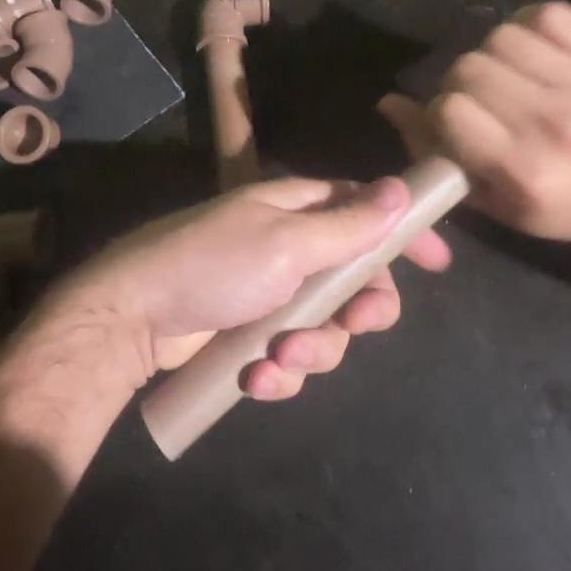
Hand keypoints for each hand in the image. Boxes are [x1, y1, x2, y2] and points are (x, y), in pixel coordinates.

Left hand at [58, 177, 450, 400]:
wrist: (132, 317)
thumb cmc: (211, 265)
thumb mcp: (285, 243)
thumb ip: (347, 225)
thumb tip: (400, 189)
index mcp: (297, 209)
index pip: (365, 207)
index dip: (403, 231)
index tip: (438, 263)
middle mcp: (289, 247)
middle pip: (355, 278)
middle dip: (358, 309)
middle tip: (356, 325)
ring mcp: (269, 294)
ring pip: (326, 327)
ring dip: (312, 351)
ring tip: (278, 359)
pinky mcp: (250, 335)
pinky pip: (291, 357)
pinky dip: (280, 373)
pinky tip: (256, 380)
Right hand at [378, 0, 570, 251]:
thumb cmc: (569, 211)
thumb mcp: (497, 204)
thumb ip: (438, 156)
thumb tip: (390, 104)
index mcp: (525, 170)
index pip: (450, 110)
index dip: (441, 113)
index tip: (455, 125)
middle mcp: (555, 124)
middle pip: (471, 68)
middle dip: (462, 82)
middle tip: (481, 100)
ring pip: (503, 36)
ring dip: (494, 54)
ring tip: (509, 76)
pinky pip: (549, 15)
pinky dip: (531, 26)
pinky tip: (535, 51)